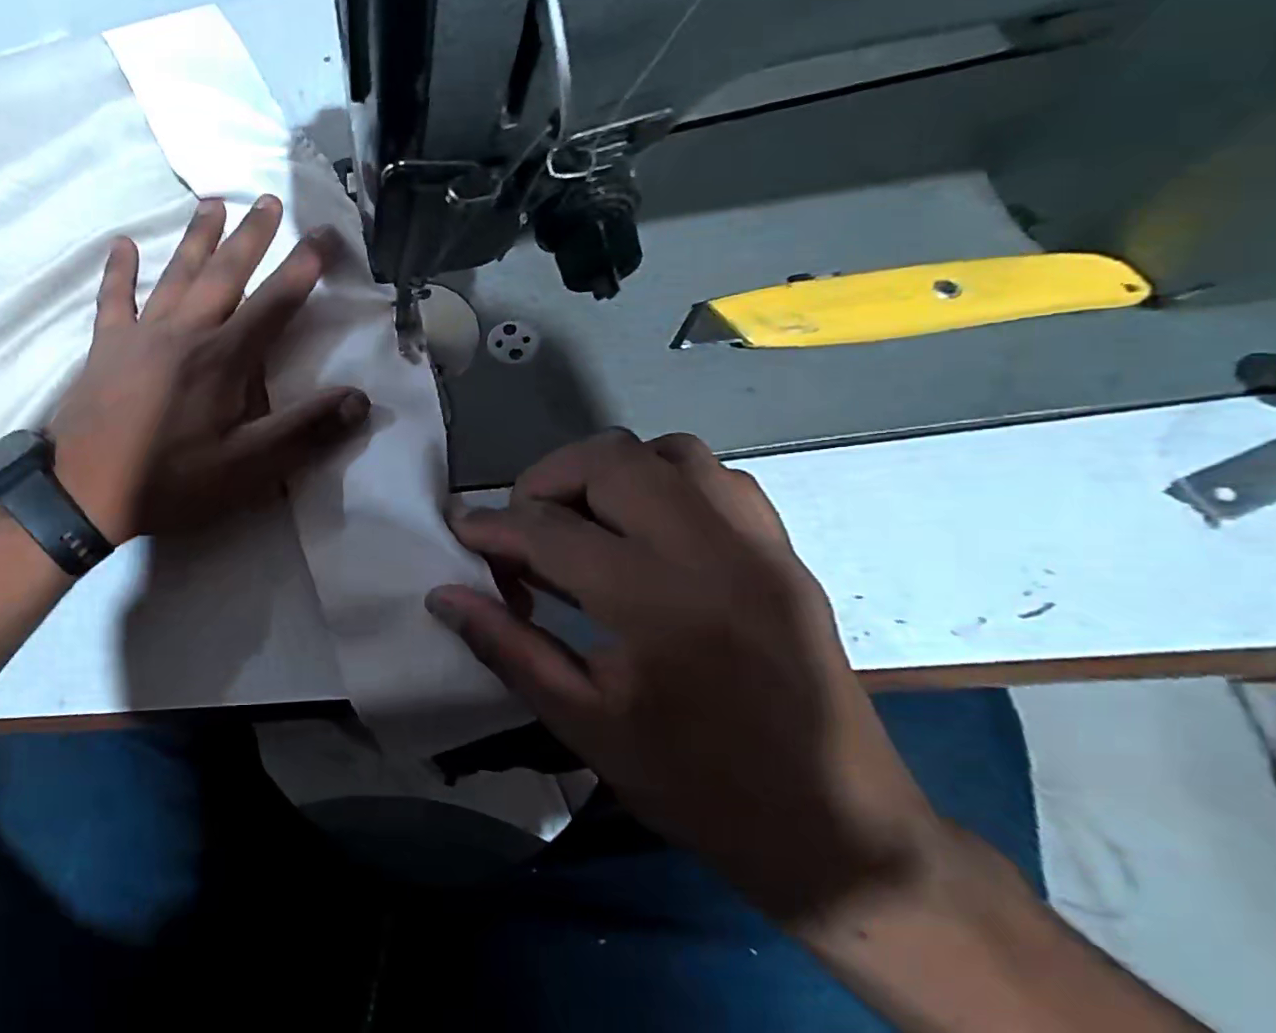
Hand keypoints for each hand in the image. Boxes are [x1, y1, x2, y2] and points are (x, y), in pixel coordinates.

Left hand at [49, 195, 369, 543]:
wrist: (83, 493)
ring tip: (213, 203)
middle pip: (225, 273)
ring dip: (197, 238)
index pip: (275, 303)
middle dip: (251, 236)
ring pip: (175, 275)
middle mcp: (185, 332)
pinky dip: (120, 272)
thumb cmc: (174, 480)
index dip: (304, 267)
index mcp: (224, 359)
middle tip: (268, 199)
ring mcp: (140, 335)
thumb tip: (360, 400)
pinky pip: (114, 299)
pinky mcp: (105, 347)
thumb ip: (305, 430)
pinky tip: (123, 245)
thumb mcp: (250, 466)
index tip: (326, 234)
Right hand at [427, 430, 944, 925]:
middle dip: (546, 480)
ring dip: (608, 472)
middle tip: (519, 526)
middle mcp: (710, 549)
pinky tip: (647, 530)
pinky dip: (667, 482)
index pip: (550, 531)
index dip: (493, 526)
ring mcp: (758, 542)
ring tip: (580, 521)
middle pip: (609, 462)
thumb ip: (509, 648)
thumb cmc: (696, 785)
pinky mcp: (785, 550)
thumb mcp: (585, 726)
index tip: (461, 530)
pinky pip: (718, 479)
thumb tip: (445, 597)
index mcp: (654, 602)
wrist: (830, 822)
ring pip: (668, 453)